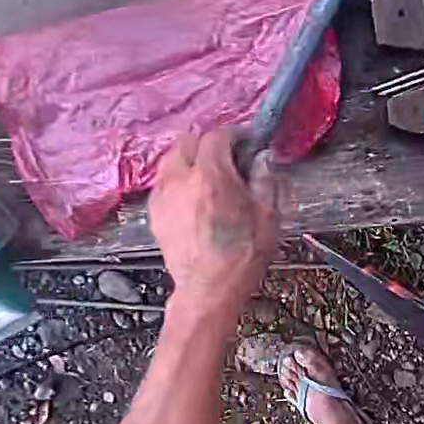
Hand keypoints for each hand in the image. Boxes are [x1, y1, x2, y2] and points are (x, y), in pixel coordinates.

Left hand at [149, 129, 280, 320]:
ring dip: (191, 161)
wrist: (210, 288)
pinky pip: (165, 184)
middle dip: (208, 144)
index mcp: (212, 176)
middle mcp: (181, 179)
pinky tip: (195, 200)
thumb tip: (262, 157)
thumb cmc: (244, 253)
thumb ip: (265, 179)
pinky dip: (179, 182)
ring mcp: (163, 196)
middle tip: (227, 159)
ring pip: (172, 161)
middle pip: (188, 141)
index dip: (234, 135)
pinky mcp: (155, 213)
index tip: (247, 142)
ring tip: (209, 179)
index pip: (217, 136)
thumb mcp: (268, 215)